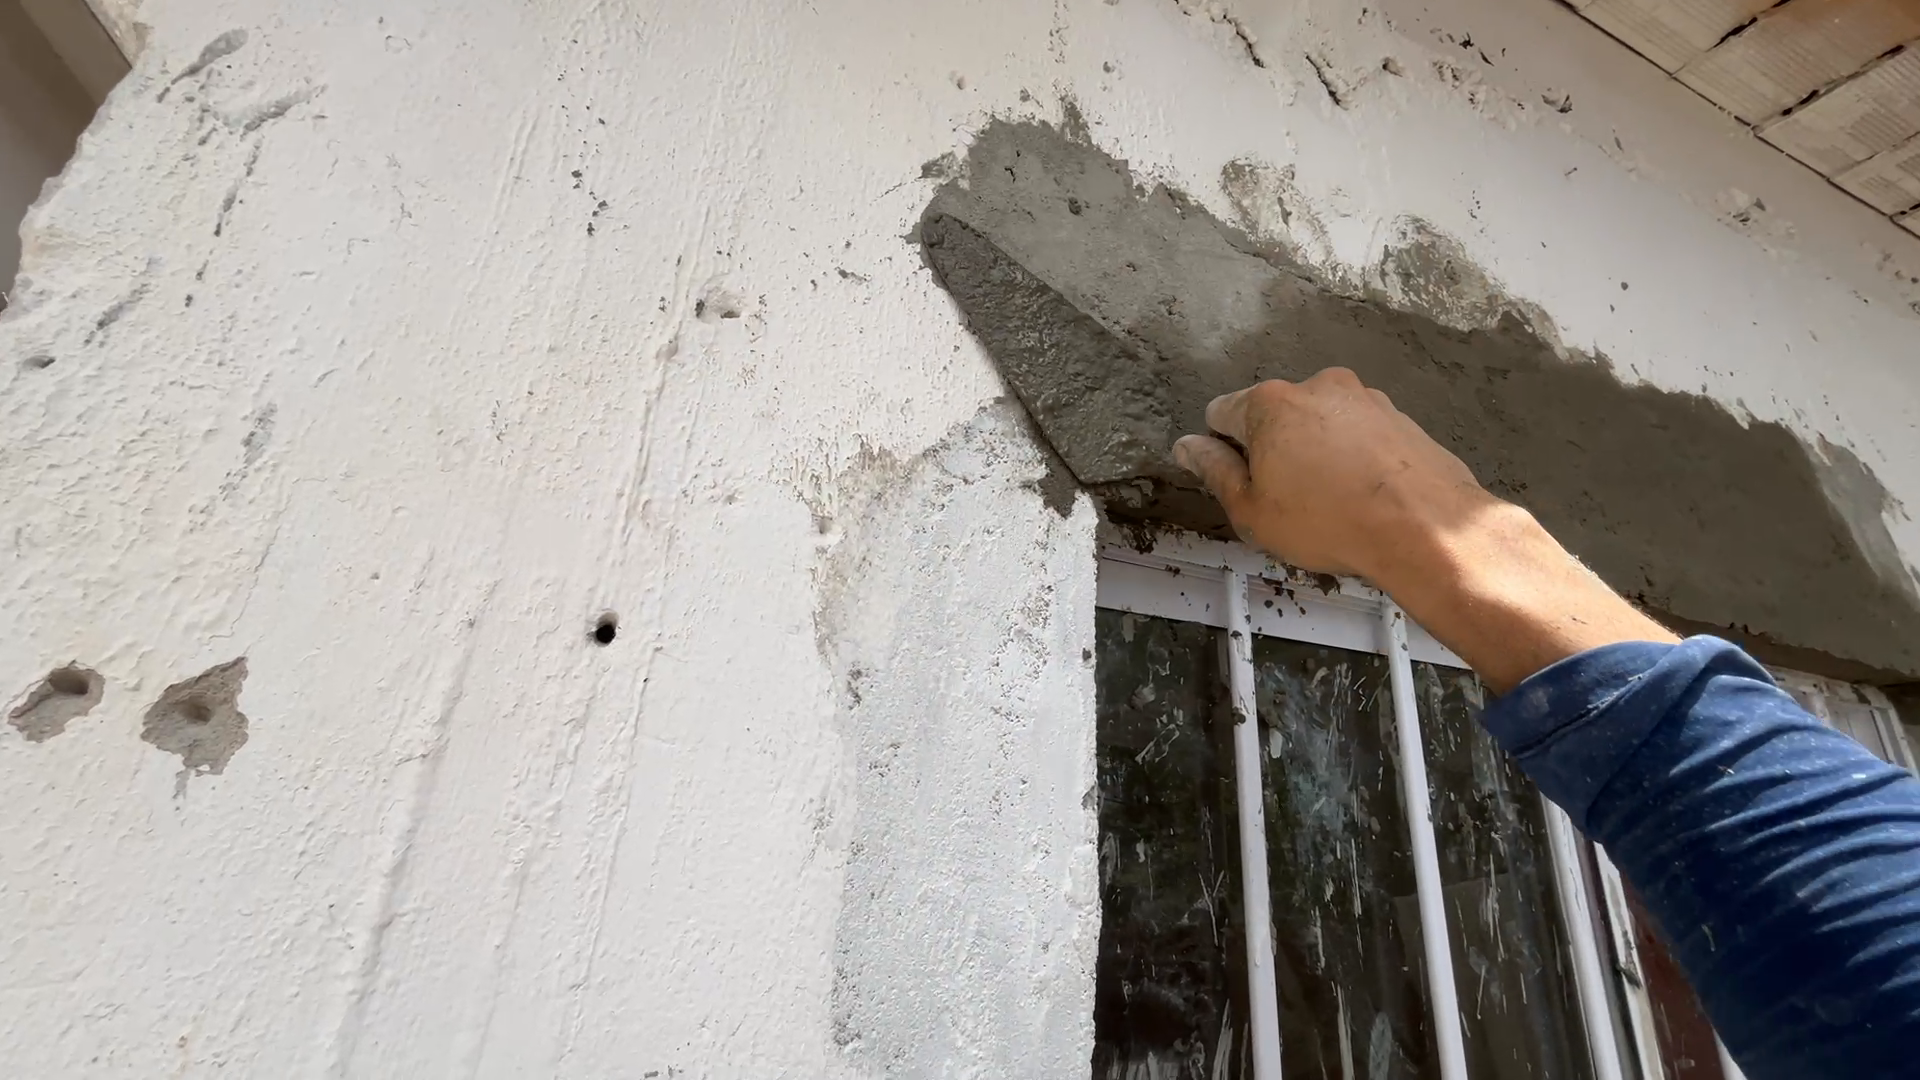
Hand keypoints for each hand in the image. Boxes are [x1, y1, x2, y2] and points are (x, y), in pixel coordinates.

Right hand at [1173, 367, 1674, 692]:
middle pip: (1271, 415)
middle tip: (1282, 499)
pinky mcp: (1401, 417)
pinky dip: (1350, 456)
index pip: (1219, 414)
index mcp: (1269, 403)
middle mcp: (1316, 386)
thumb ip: (1213, 470)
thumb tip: (1188, 445)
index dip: (1220, 451)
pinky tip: (1362, 495)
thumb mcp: (1250, 509)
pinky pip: (1356, 433)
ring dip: (1311, 452)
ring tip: (1328, 501)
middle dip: (1268, 449)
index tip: (1239, 485)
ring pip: (1316, 423)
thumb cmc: (1325, 521)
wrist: (1429, 528)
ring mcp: (1365, 398)